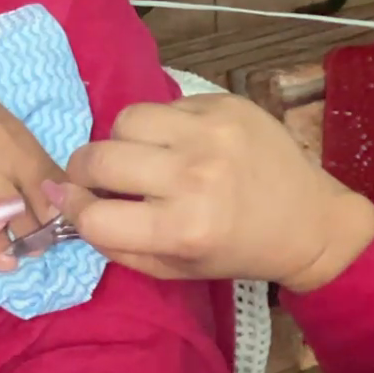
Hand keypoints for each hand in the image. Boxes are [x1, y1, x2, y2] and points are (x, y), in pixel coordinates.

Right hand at [53, 95, 373, 290]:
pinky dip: (159, 126)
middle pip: (99, 159)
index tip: (74, 203)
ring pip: (125, 120)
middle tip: (96, 177)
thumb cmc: (235, 251)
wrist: (309, 220)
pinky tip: (180, 143)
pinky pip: (163, 106)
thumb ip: (114, 243)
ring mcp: (211, 134)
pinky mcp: (225, 104)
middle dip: (84, 170)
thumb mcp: (172, 268)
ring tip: (142, 156)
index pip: (94, 215)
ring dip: (121, 140)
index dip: (73, 209)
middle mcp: (194, 177)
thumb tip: (64, 202)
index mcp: (183, 229)